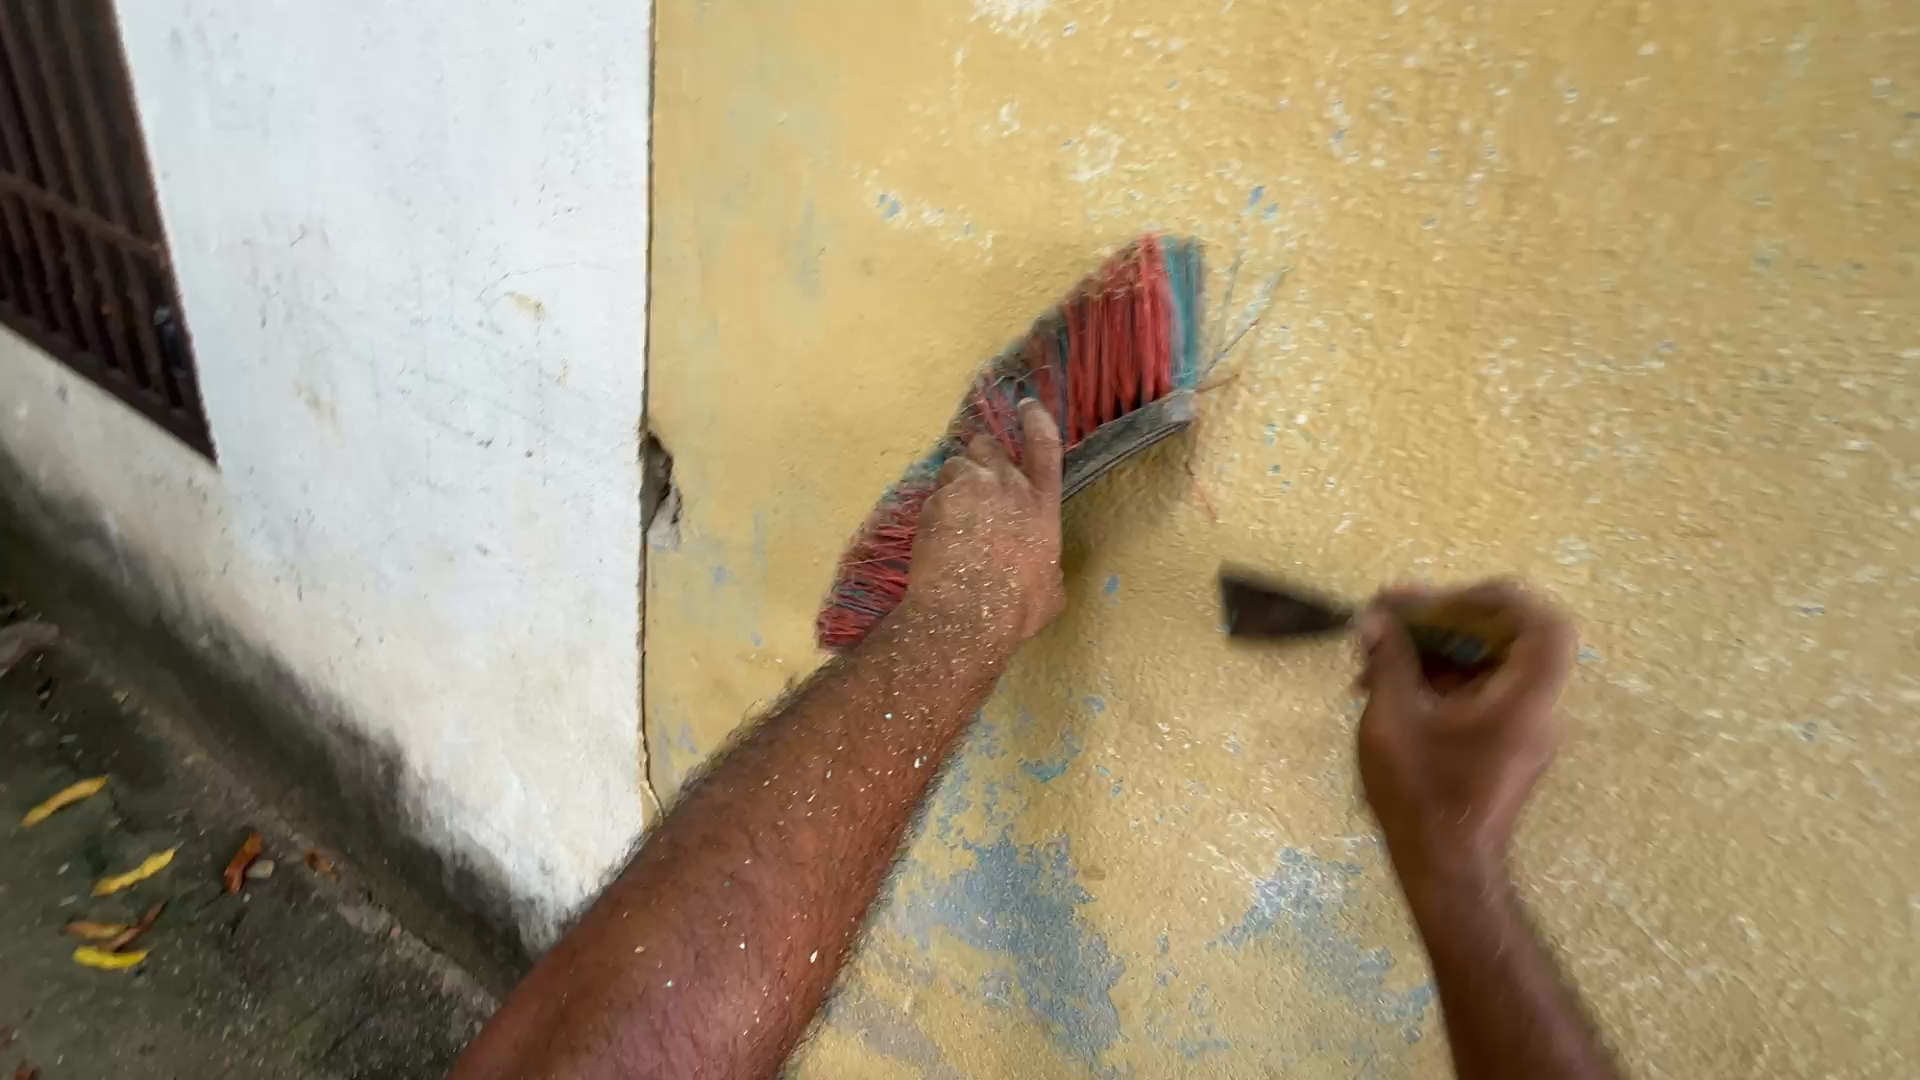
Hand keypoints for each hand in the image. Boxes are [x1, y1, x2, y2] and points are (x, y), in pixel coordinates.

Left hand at [901, 400, 1065, 655]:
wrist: (967, 612)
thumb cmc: (1016, 607)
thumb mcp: (1051, 590)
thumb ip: (1048, 567)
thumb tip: (1045, 573)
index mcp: (1042, 505)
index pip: (1044, 445)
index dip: (1035, 420)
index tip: (1025, 406)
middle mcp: (1008, 487)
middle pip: (990, 446)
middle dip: (981, 455)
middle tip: (974, 478)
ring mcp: (971, 490)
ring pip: (956, 465)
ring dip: (954, 481)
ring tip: (952, 513)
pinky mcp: (937, 502)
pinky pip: (934, 494)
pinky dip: (934, 509)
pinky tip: (935, 536)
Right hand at [1355, 581, 1575, 890]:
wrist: (1443, 866)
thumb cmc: (1420, 791)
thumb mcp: (1393, 717)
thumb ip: (1389, 660)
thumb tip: (1374, 618)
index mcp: (1523, 700)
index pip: (1544, 624)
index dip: (1493, 597)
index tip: (1434, 599)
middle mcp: (1535, 708)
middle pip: (1508, 637)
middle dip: (1443, 617)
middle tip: (1387, 613)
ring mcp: (1520, 727)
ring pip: (1486, 661)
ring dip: (1431, 646)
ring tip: (1372, 652)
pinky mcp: (1501, 741)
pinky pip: (1475, 689)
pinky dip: (1435, 675)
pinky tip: (1383, 683)